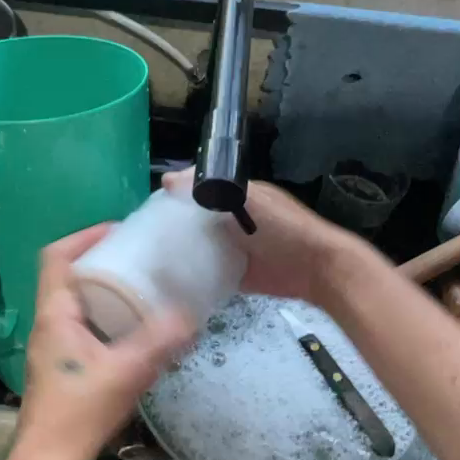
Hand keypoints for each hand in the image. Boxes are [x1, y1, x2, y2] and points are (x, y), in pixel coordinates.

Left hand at [13, 224, 195, 459]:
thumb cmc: (80, 412)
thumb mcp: (127, 372)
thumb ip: (160, 342)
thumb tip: (191, 317)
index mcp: (55, 314)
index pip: (57, 257)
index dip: (85, 237)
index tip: (119, 232)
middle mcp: (47, 322)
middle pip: (68, 275)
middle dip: (102, 261)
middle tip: (139, 258)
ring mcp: (51, 344)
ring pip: (75, 301)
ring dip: (104, 290)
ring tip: (141, 288)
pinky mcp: (60, 364)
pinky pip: (80, 324)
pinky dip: (104, 316)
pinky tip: (132, 331)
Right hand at [163, 169, 371, 304]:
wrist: (316, 268)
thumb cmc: (283, 227)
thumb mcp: (247, 199)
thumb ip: (213, 188)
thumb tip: (167, 180)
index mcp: (235, 197)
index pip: (197, 191)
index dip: (175, 196)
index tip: (149, 207)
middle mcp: (231, 221)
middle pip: (194, 221)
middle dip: (172, 226)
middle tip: (143, 236)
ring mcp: (233, 248)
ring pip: (199, 247)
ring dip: (180, 252)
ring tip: (150, 258)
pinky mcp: (235, 274)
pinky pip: (208, 273)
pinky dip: (193, 275)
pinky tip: (171, 279)